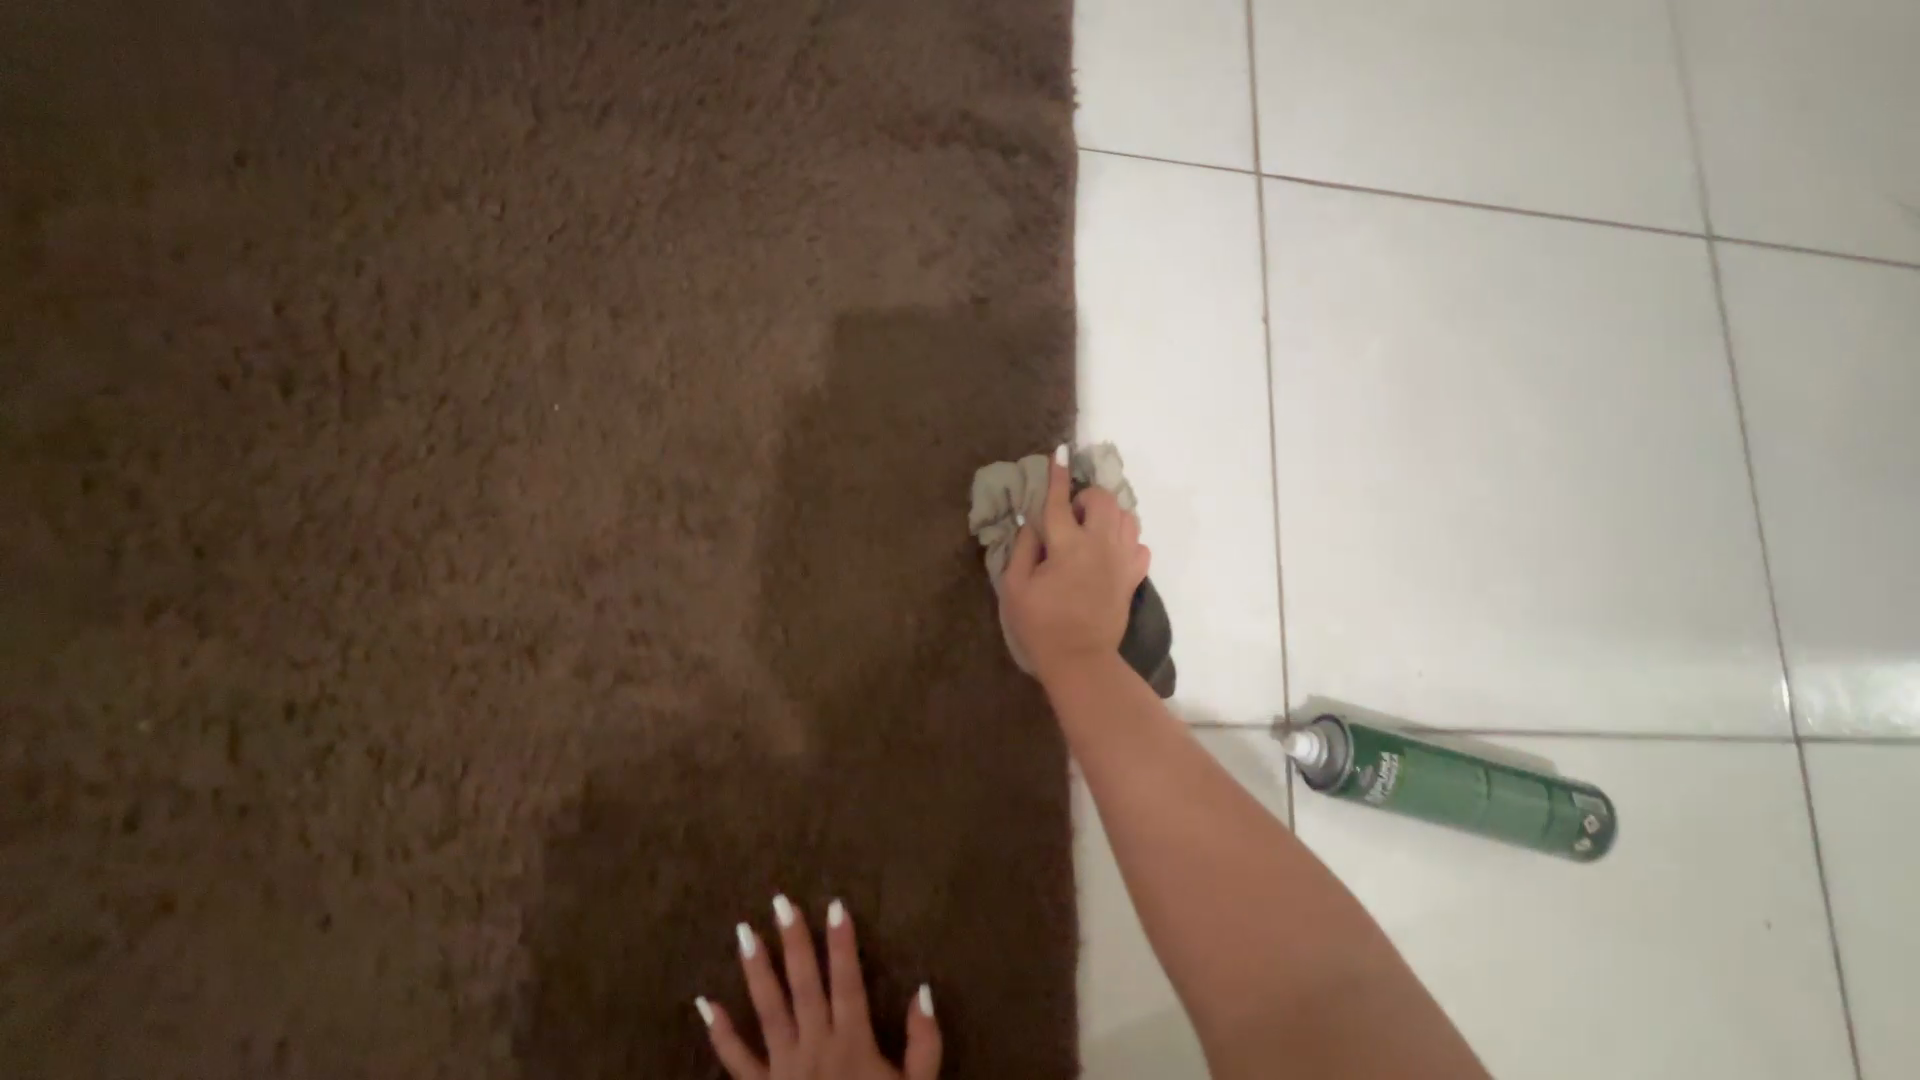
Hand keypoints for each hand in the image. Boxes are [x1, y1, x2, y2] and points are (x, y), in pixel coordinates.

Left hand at [698, 896, 940, 1079]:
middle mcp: (815, 1047)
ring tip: (743, 931)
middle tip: (781, 901)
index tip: (836, 904)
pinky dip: (720, 1033)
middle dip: (794, 942)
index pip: (847, 983)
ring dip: (756, 970)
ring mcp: (782, 1069)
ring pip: (768, 1010)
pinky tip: (704, 1003)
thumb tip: (923, 990)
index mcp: (853, 1043)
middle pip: (803, 985)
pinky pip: (736, 1061)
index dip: (843, 944)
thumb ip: (924, 1043)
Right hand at [998, 445, 1150, 685]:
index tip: (1059, 453)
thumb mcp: (1015, 587)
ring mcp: (1121, 560)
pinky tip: (1109, 551)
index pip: (1058, 502)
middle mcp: (1100, 545)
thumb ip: (1023, 549)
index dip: (1056, 476)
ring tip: (1090, 528)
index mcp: (1068, 545)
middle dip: (1085, 496)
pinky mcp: (1133, 577)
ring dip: (1108, 514)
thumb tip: (1033, 524)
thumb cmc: (1040, 624)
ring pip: (1127, 517)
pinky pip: (1139, 545)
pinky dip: (1125, 540)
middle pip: (1102, 500)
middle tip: (1068, 514)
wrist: (1079, 660)